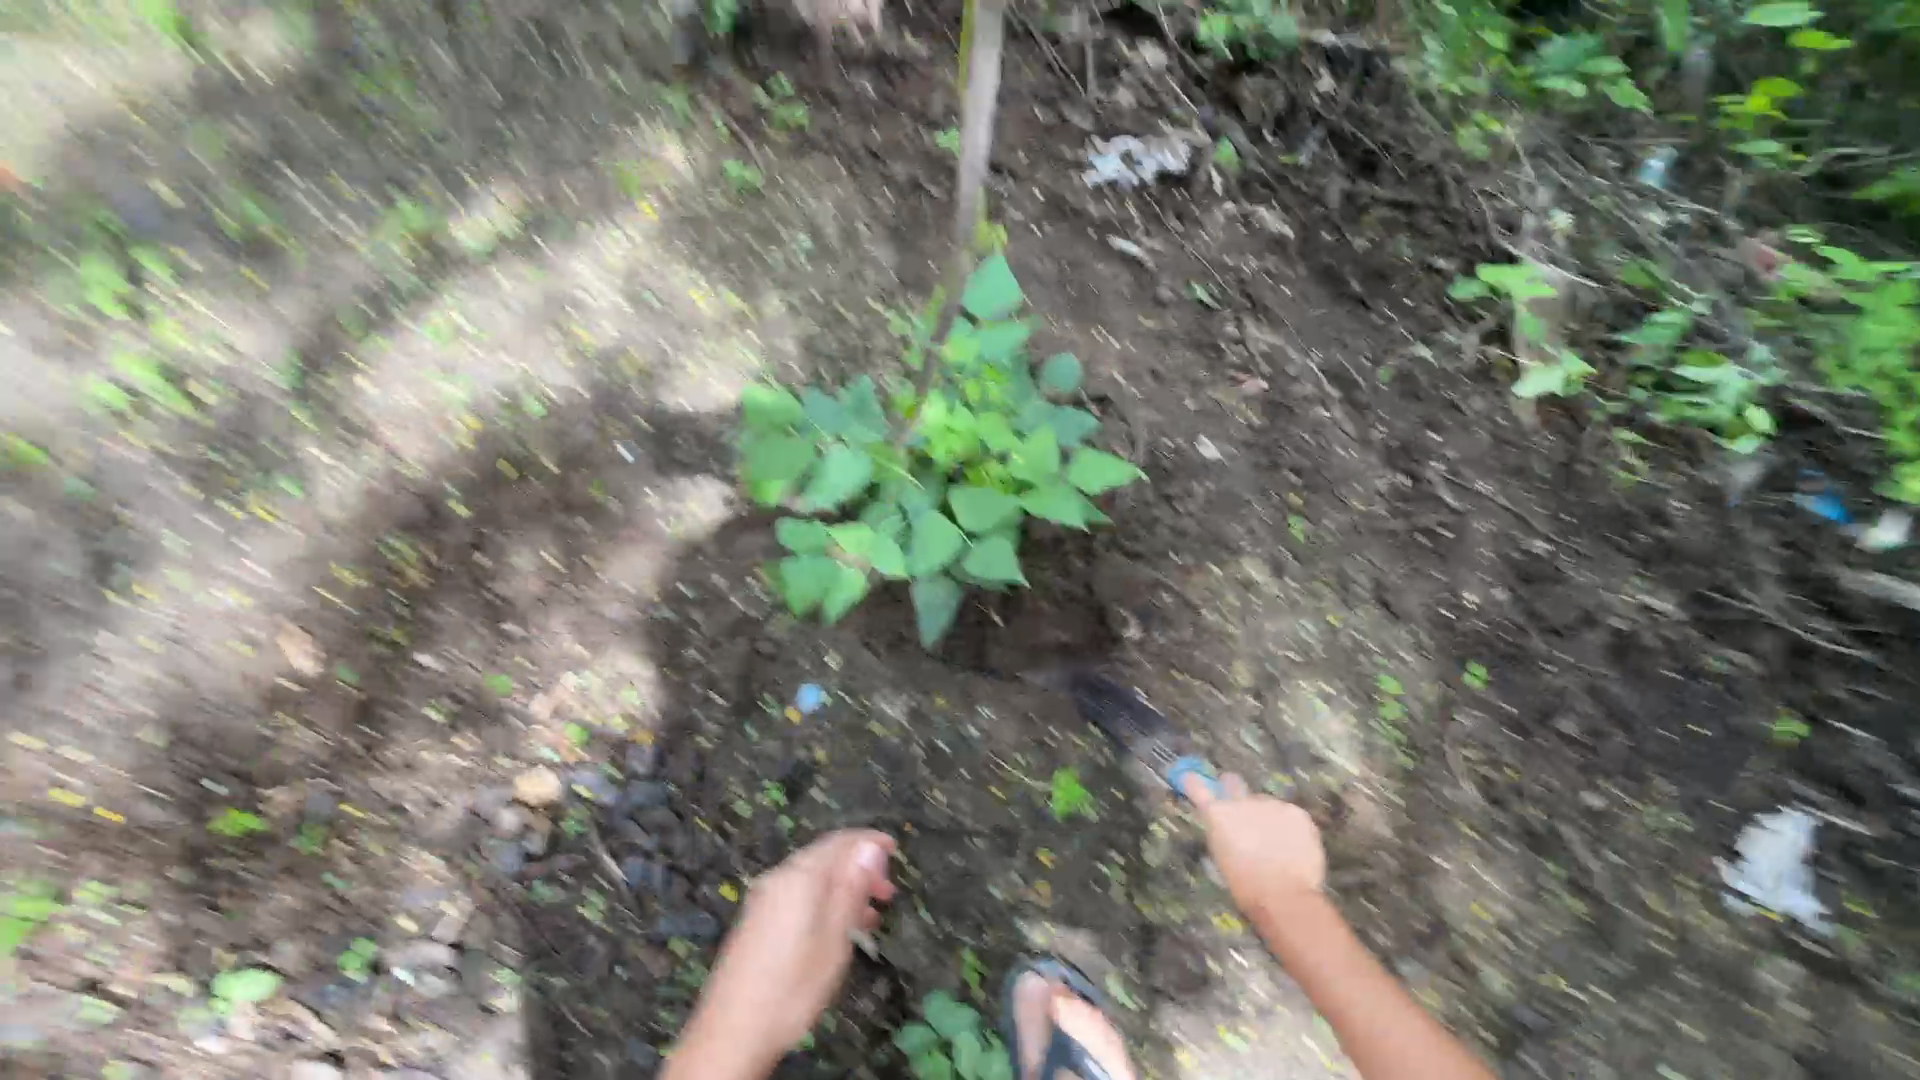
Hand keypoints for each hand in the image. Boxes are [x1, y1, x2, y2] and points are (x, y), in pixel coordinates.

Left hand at [666, 830, 896, 1079]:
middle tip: (887, 891)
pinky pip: (798, 896)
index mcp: (798, 877)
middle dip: (858, 868)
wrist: (731, 1034)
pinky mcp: (756, 921)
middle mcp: (777, 879)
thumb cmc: (792, 987)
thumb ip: (852, 888)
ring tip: (871, 916)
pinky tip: (838, 930)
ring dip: (843, 889)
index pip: (839, 841)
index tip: (895, 850)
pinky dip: (824, 902)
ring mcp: (763, 900)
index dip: (868, 842)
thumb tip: (869, 846)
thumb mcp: (835, 939)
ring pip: (812, 880)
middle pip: (824, 858)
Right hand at [1183, 773, 1324, 914]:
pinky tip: (1293, 846)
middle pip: (1232, 780)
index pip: (1196, 785)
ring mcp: (1272, 804)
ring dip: (1264, 815)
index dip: (1193, 782)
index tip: (1191, 780)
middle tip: (1239, 807)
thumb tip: (1227, 826)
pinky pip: (1288, 814)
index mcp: (1217, 814)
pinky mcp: (1297, 812)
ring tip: (1276, 842)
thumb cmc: (1244, 886)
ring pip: (1264, 803)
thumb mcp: (1220, 857)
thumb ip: (1221, 833)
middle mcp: (1242, 801)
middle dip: (1232, 789)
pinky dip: (1288, 825)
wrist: (1285, 897)